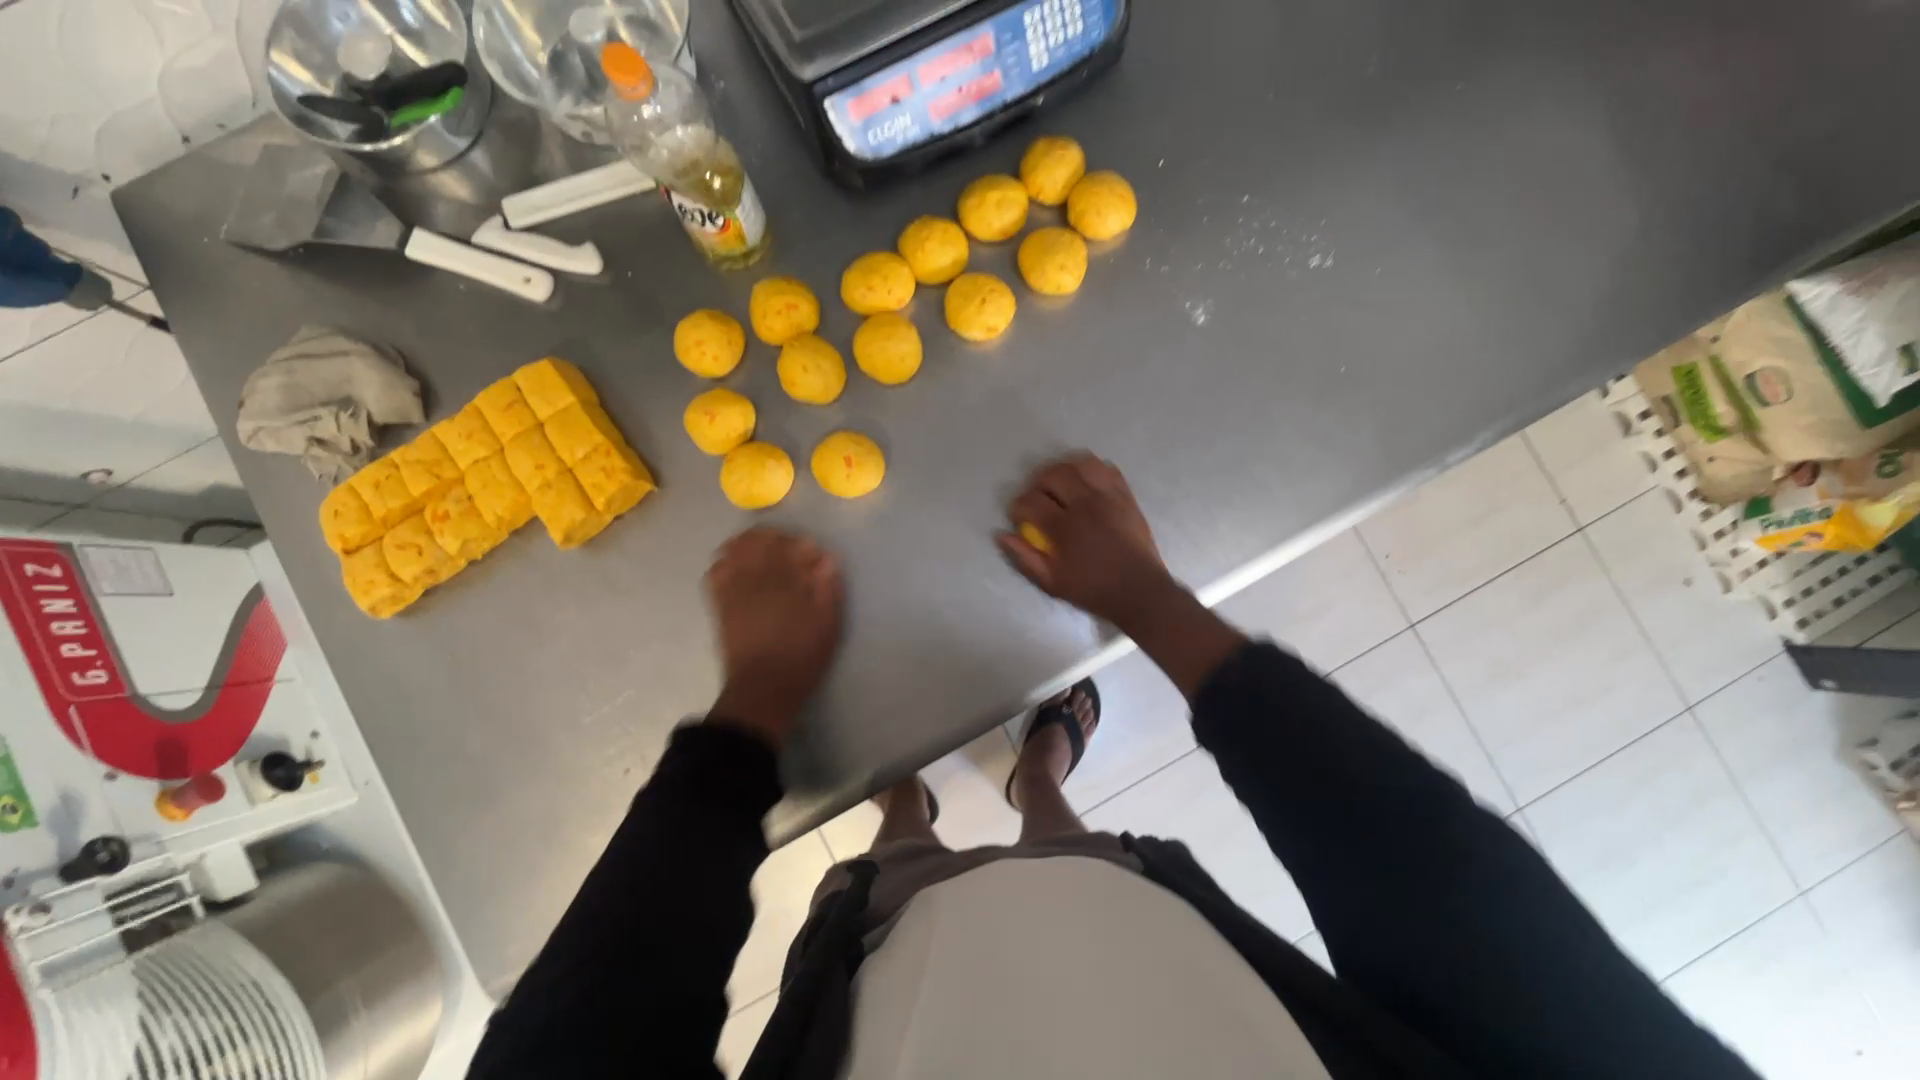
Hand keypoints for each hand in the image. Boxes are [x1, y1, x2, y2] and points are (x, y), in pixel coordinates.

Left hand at [705, 526, 843, 747]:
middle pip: (758, 540)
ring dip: (748, 545)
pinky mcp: (720, 602)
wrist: (764, 686)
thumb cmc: (802, 655)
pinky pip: (716, 569)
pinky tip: (737, 569)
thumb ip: (827, 588)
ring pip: (734, 549)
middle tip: (786, 549)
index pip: (789, 543)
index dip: (800, 543)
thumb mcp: (828, 623)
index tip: (810, 553)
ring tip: (760, 555)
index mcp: (785, 579)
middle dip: (773, 538)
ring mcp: (733, 587)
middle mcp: (756, 576)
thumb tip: (826, 559)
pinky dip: (726, 562)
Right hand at [997, 452, 1178, 626]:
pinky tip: (1086, 484)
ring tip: (1061, 485)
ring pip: (1081, 463)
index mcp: (1065, 528)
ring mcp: (1108, 497)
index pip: (1031, 501)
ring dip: (1065, 470)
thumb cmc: (1093, 589)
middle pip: (1054, 474)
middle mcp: (1085, 505)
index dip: (1018, 506)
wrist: (1139, 590)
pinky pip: (1107, 469)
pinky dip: (1092, 471)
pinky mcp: (1125, 496)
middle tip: (1037, 498)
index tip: (1019, 516)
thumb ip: (1025, 558)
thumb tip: (1002, 535)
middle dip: (1038, 483)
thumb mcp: (1052, 583)